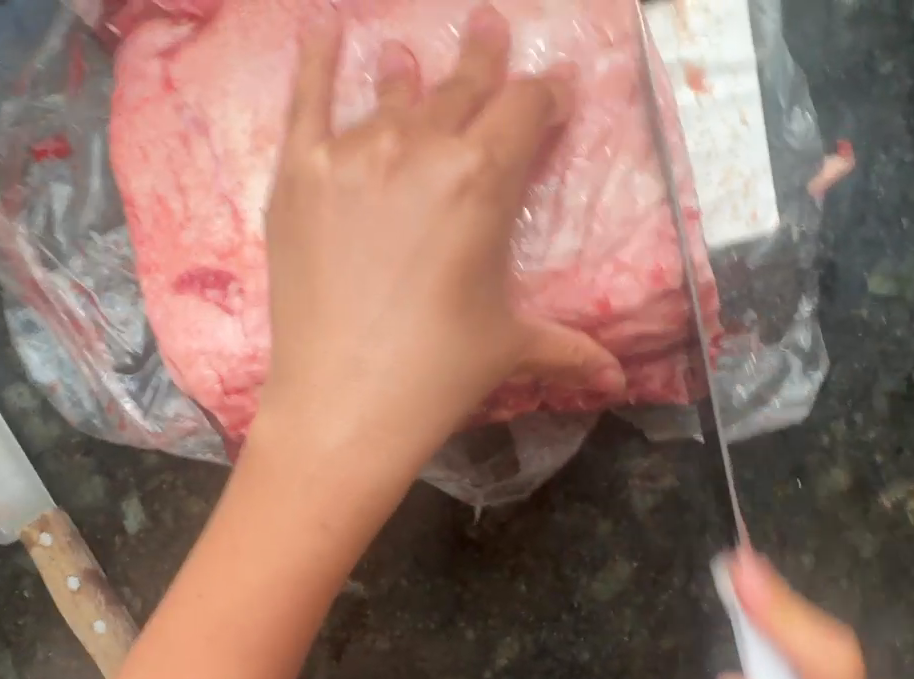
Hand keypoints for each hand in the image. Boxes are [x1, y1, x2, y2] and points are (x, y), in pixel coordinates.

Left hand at [256, 6, 623, 473]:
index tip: (555, 93)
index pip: (527, 107)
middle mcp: (420, 148)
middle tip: (489, 31)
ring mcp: (352, 155)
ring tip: (412, 55)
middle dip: (484, 62)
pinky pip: (306, 101)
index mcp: (484, 178)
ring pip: (394, 97)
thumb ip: (566, 349)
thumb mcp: (509, 349)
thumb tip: (615, 381)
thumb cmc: (437, 376)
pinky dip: (317, 63)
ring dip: (414, 76)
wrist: (342, 406)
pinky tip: (325, 29)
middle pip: (463, 86)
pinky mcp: (298, 176)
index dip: (547, 95)